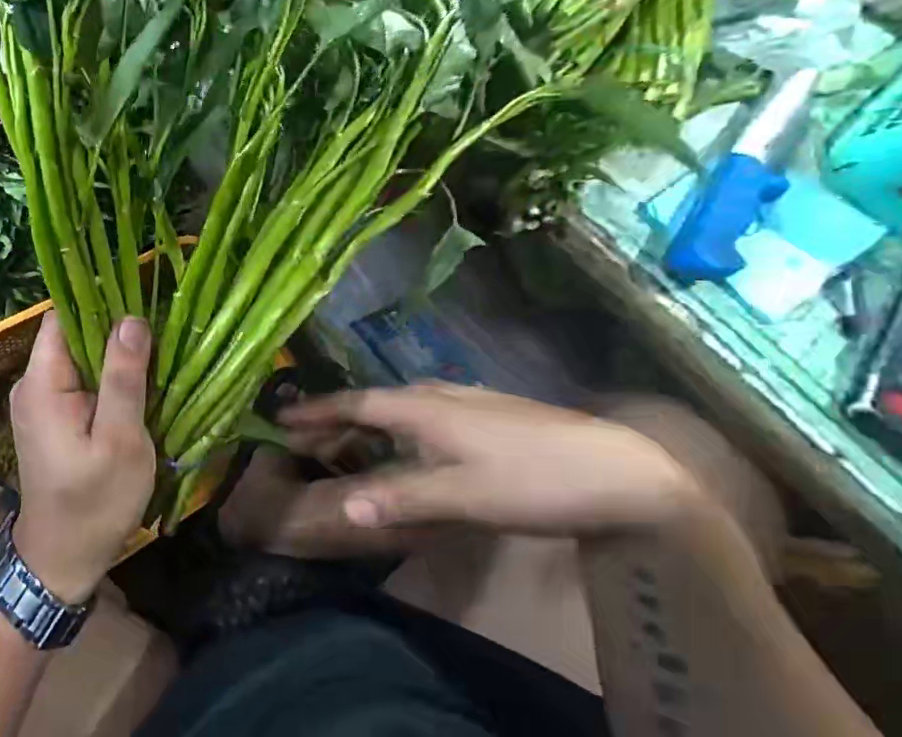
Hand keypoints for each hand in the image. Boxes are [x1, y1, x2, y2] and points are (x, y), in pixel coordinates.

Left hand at [9, 314, 156, 602]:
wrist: (61, 558)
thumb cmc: (94, 502)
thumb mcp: (120, 439)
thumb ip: (124, 377)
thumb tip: (131, 318)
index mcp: (41, 382)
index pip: (62, 317)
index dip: (98, 303)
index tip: (138, 301)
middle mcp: (31, 384)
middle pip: (70, 336)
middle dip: (111, 332)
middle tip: (156, 336)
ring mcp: (37, 402)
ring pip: (77, 359)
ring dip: (111, 358)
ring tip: (151, 360)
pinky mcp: (49, 418)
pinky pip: (76, 382)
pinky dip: (103, 380)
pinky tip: (133, 389)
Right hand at [279, 383, 701, 536]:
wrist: (622, 470)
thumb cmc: (532, 479)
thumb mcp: (463, 497)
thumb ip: (400, 499)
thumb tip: (341, 508)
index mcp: (420, 407)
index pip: (353, 403)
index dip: (315, 411)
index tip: (279, 418)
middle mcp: (435, 393)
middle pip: (371, 402)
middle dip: (334, 418)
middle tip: (302, 436)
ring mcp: (464, 399)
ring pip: (397, 406)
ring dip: (365, 422)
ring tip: (345, 441)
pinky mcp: (487, 411)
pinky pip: (420, 411)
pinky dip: (394, 424)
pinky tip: (405, 442)